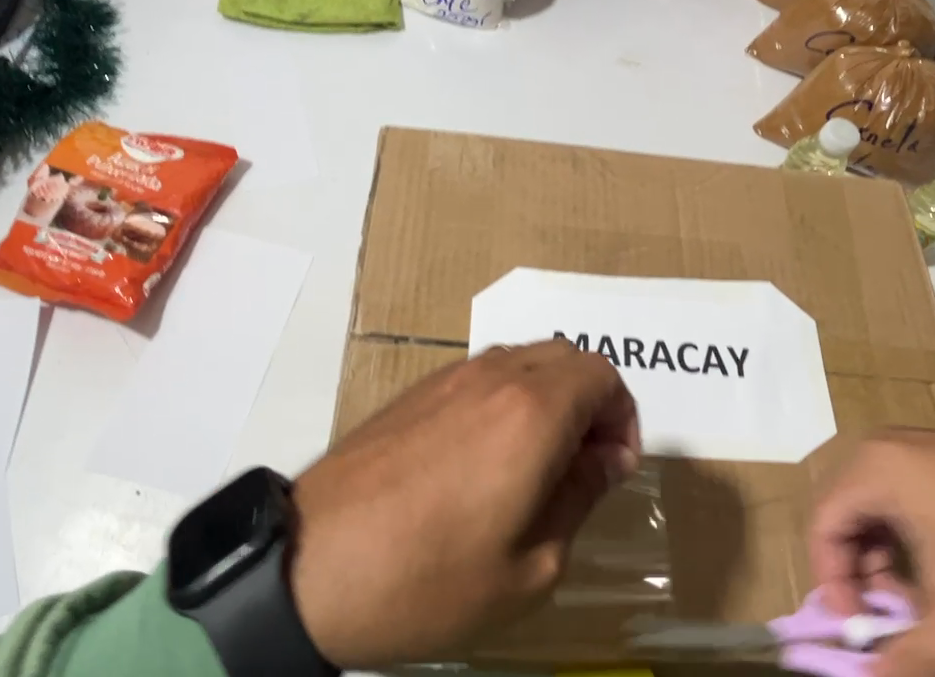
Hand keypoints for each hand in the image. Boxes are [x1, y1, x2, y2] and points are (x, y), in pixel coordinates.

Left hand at [289, 340, 641, 669]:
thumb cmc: (429, 578)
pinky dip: (507, 398)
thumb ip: (579, 498)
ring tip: (537, 464)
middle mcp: (493, 378)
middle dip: (592, 402)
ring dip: (549, 396)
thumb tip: (604, 459)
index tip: (612, 469)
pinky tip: (487, 458)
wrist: (311, 565)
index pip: (602, 375)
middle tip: (584, 464)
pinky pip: (482, 374)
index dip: (623, 417)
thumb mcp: (529, 567)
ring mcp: (448, 378)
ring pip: (523, 359)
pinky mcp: (415, 392)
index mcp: (532, 412)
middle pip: (566, 356)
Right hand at [808, 429, 934, 676]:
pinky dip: (915, 534)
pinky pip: (911, 491)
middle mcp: (890, 445)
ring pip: (880, 503)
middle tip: (892, 616)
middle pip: (848, 511)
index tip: (859, 627)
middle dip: (862, 572)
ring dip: (889, 556)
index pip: (822, 525)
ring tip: (926, 599)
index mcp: (877, 469)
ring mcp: (926, 443)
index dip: (831, 583)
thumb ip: (910, 657)